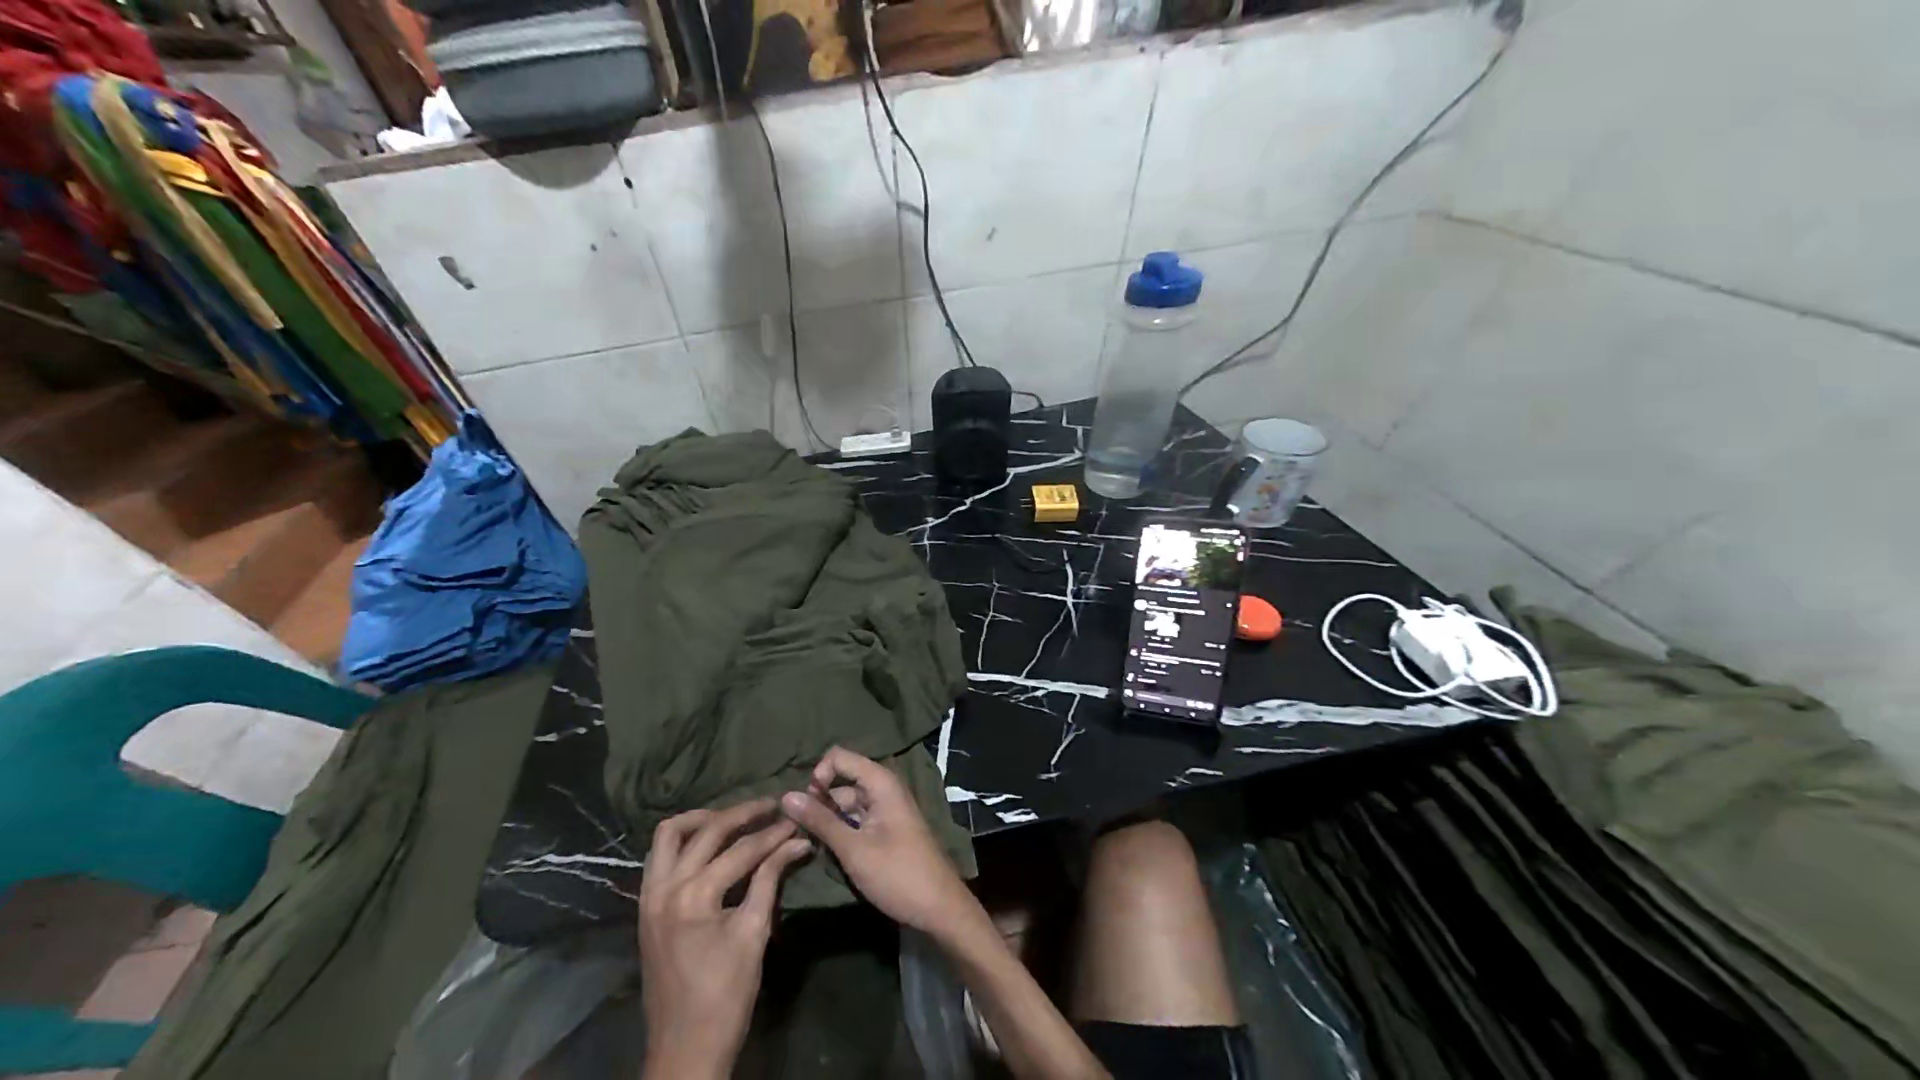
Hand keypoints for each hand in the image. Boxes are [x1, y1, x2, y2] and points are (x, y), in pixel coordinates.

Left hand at [639, 798, 811, 1079]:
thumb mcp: (754, 933)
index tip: (797, 819)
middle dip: (742, 814)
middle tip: (772, 806)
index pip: (741, 850)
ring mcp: (649, 896)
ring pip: (669, 835)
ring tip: (735, 817)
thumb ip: (770, 879)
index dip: (773, 833)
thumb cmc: (726, 995)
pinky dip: (684, 841)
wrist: (685, 1047)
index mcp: (693, 896)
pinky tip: (709, 843)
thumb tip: (797, 843)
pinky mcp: (646, 907)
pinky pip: (659, 857)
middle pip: (706, 832)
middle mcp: (665, 887)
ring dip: (703, 820)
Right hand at [780, 747, 981, 937]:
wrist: (939, 907)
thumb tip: (786, 796)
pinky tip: (825, 848)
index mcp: (881, 782)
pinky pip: (855, 818)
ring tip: (806, 841)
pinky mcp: (885, 830)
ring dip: (827, 817)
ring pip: (846, 802)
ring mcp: (885, 810)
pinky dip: (840, 829)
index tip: (806, 804)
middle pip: (841, 780)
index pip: (839, 756)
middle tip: (797, 828)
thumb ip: (820, 820)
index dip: (818, 775)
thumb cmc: (897, 874)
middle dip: (818, 799)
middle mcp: (884, 789)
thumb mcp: (853, 848)